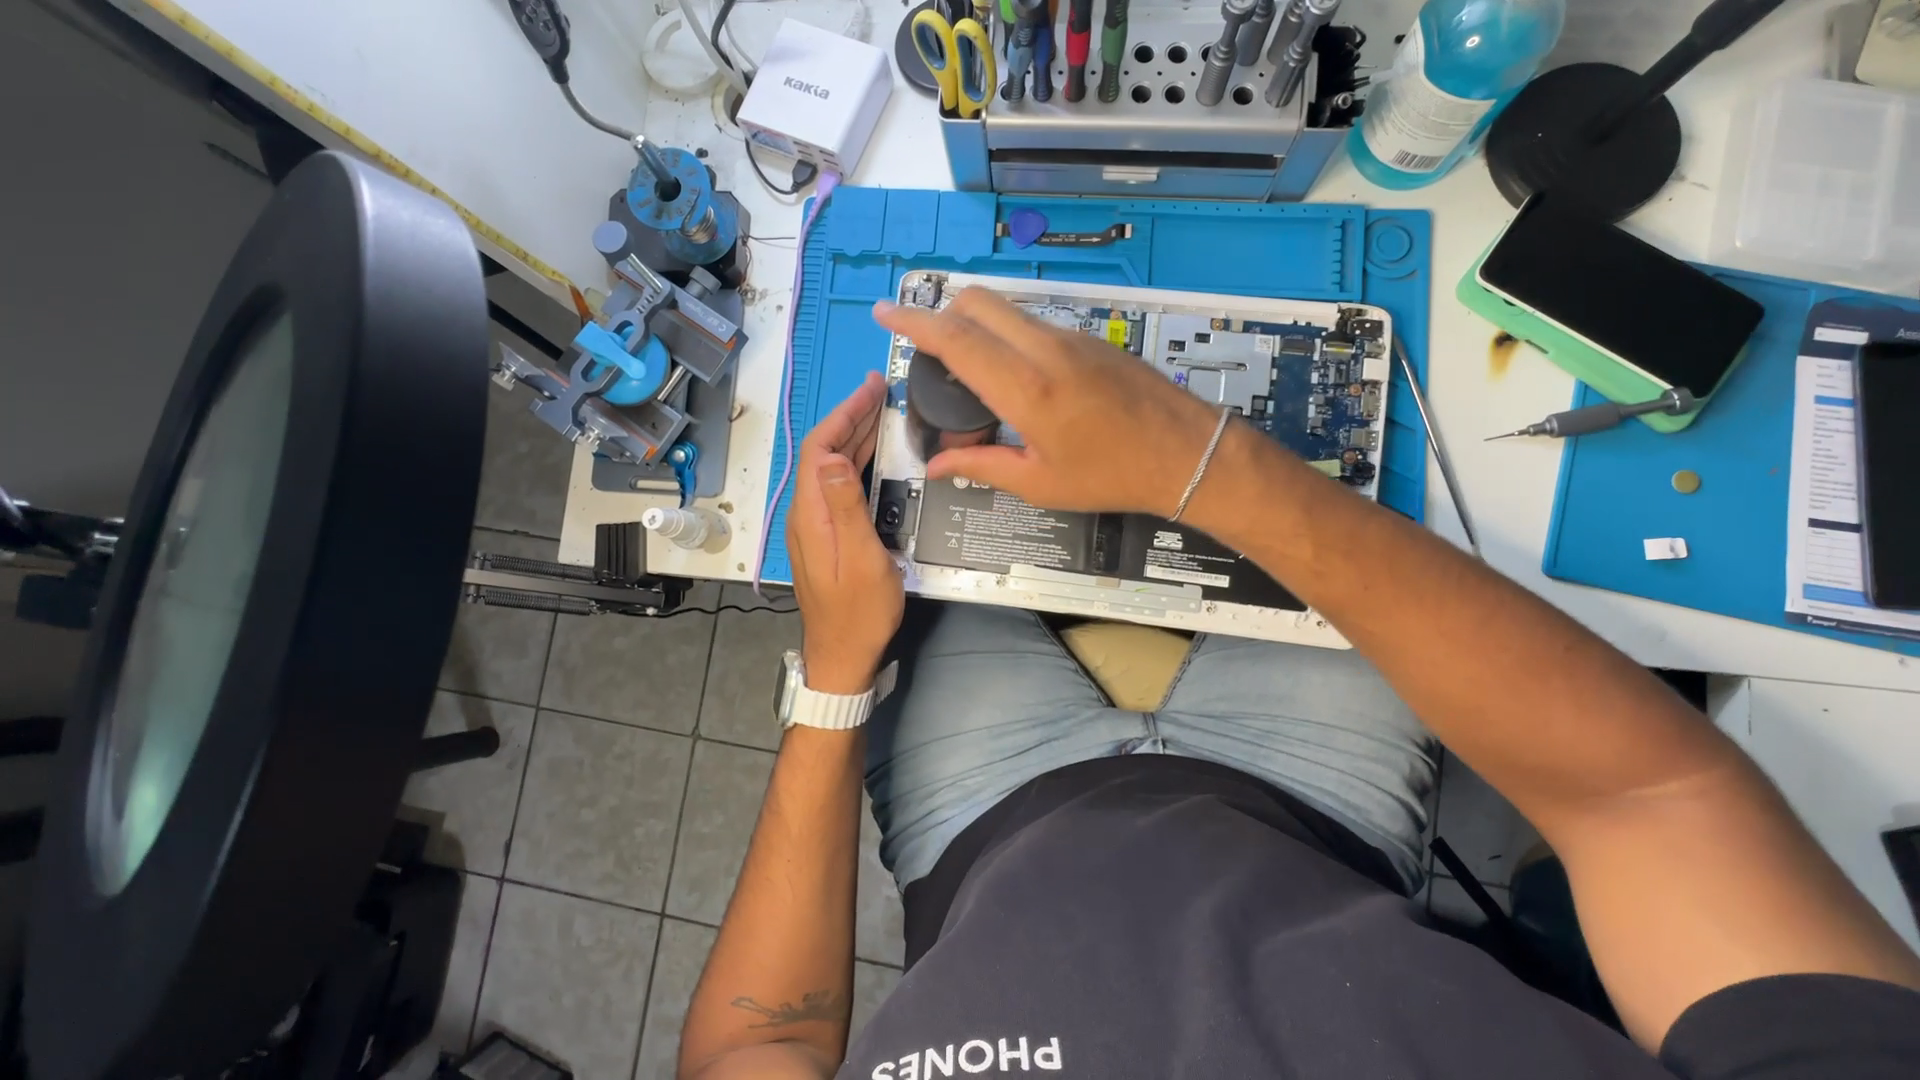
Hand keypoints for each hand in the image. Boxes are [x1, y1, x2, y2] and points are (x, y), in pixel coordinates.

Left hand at [785, 372, 903, 694]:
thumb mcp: (860, 558)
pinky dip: (856, 463)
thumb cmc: (859, 611)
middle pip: (822, 453)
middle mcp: (806, 513)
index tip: (871, 389)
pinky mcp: (826, 536)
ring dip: (854, 438)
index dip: (842, 413)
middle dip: (851, 418)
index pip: (818, 447)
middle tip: (884, 393)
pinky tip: (876, 458)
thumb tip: (831, 456)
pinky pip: (837, 487)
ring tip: (884, 414)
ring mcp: (814, 526)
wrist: (844, 655)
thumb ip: (846, 507)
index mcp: (811, 513)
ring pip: (830, 469)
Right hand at [874, 288, 1226, 517]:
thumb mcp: (1040, 483)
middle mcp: (1045, 349)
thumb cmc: (1112, 476)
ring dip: (977, 327)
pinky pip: (1034, 323)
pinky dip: (1008, 336)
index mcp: (1026, 388)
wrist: (1186, 454)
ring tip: (974, 376)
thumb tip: (937, 467)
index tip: (885, 313)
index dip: (912, 323)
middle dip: (941, 316)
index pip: (954, 339)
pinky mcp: (1090, 338)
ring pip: (1006, 309)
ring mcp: (1071, 337)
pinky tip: (1017, 379)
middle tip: (929, 352)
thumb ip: (981, 467)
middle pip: (976, 302)